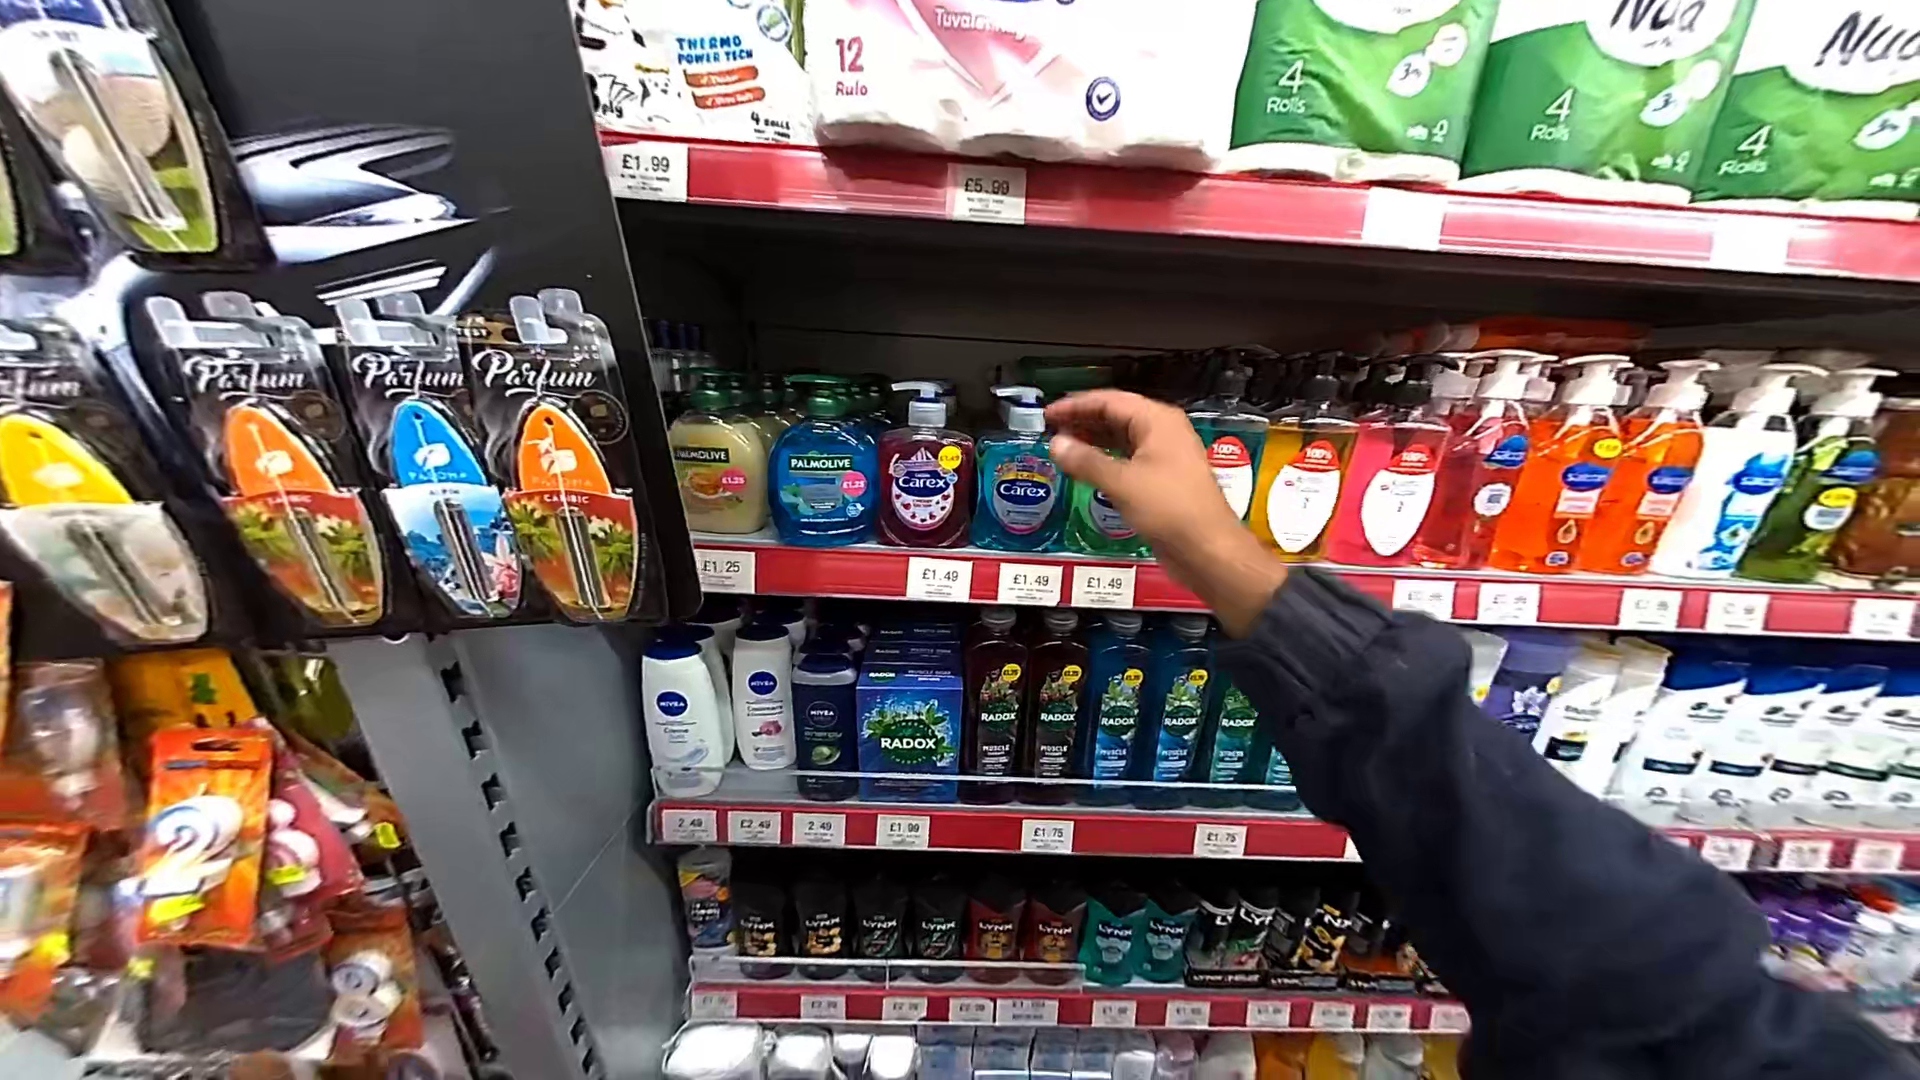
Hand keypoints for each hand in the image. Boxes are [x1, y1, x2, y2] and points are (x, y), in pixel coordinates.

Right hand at [1046, 390, 1285, 636]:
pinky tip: (1085, 469)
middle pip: (1116, 416)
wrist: (1206, 549)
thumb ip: (1085, 461)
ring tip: (1062, 447)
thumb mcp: (1121, 482)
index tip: (1048, 415)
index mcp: (1157, 421)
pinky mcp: (1161, 480)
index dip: (1076, 406)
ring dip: (1092, 441)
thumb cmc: (1168, 509)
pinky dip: (1104, 460)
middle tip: (1051, 430)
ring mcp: (1163, 456)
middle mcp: (1162, 432)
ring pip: (1121, 438)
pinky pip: (1127, 459)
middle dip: (1083, 421)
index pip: (1110, 401)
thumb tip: (1055, 444)